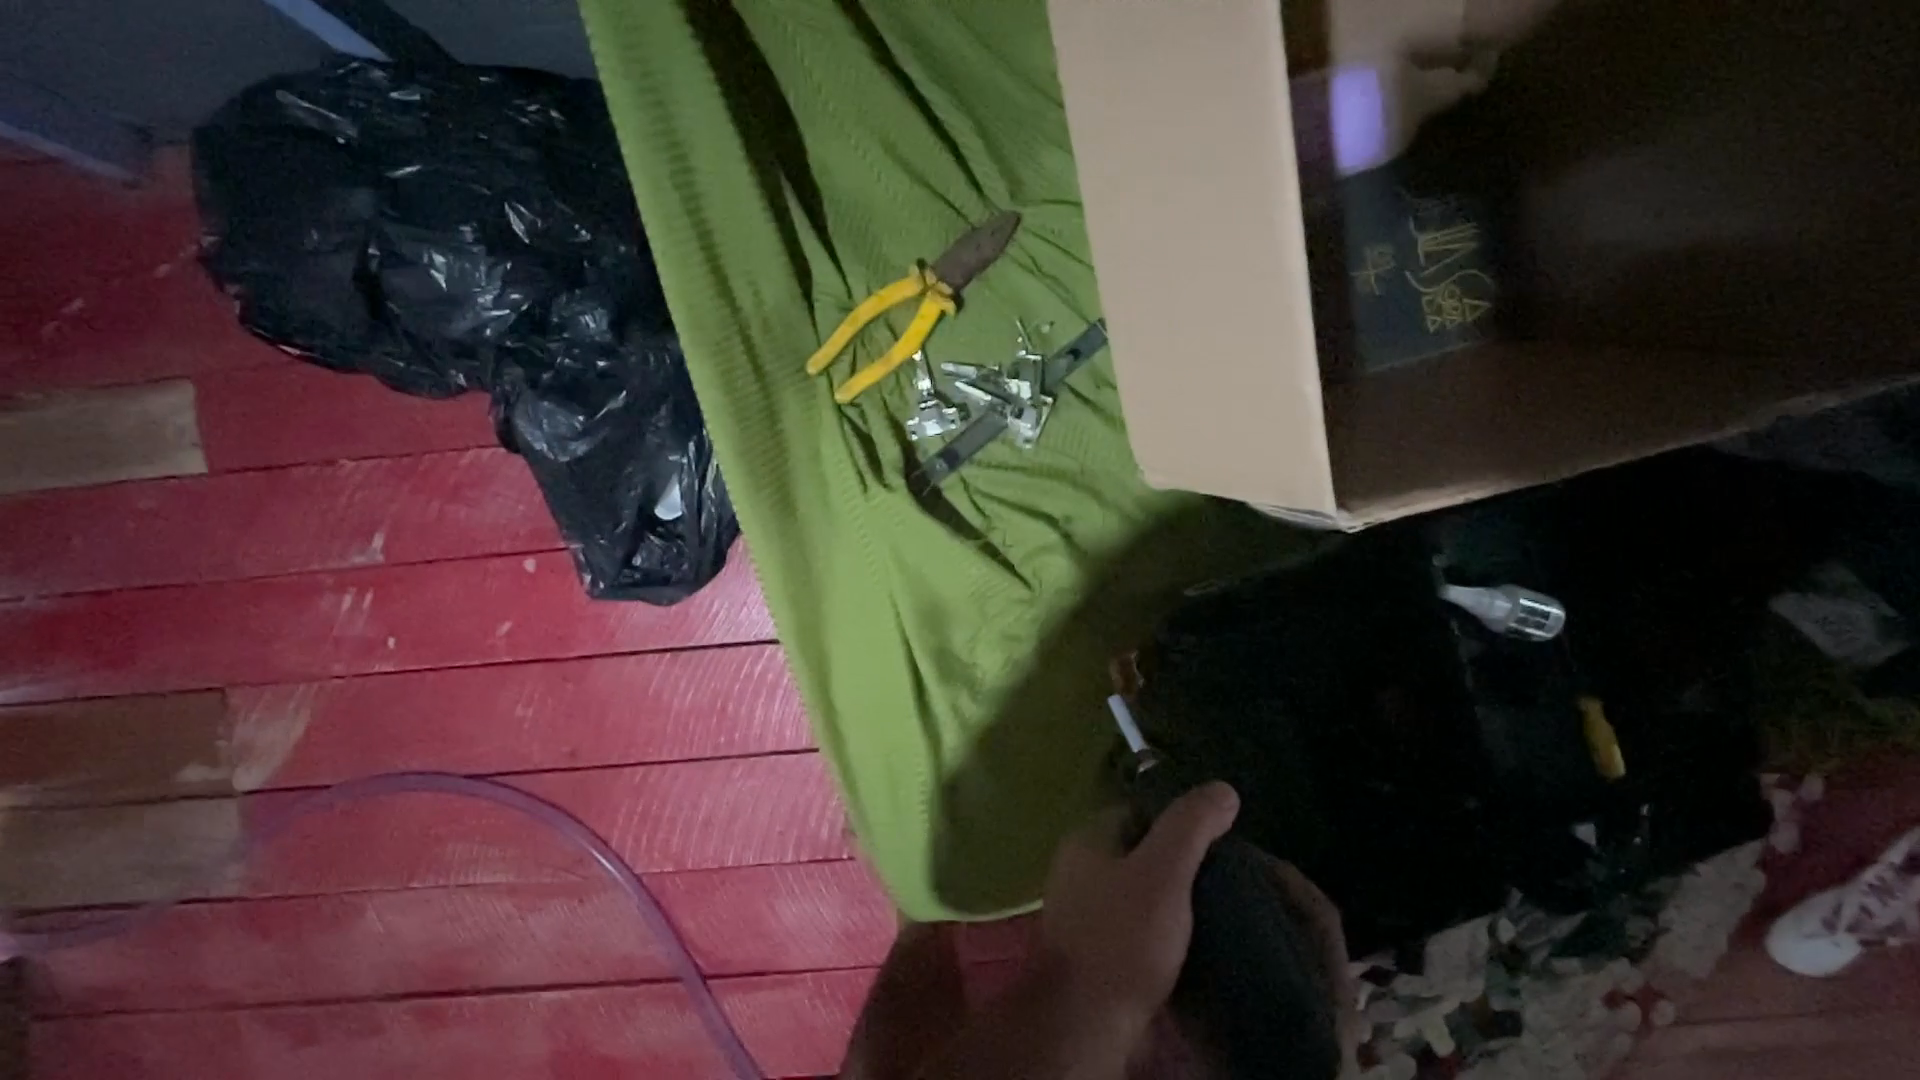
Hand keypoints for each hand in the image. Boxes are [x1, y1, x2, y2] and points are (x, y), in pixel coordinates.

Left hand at [1035, 782, 1240, 1040]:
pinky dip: (1165, 931)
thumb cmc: (1122, 938)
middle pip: (1142, 852)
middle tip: (1226, 878)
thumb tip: (1223, 789)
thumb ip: (1190, 827)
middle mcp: (1079, 869)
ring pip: (1141, 892)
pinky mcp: (1099, 951)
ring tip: (1218, 910)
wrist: (1086, 1021)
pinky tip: (1195, 942)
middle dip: (1181, 863)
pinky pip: (1138, 927)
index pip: (1139, 811)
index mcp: (1086, 839)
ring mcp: (1085, 912)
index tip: (1219, 840)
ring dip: (1175, 900)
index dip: (1179, 821)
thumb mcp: (1162, 872)